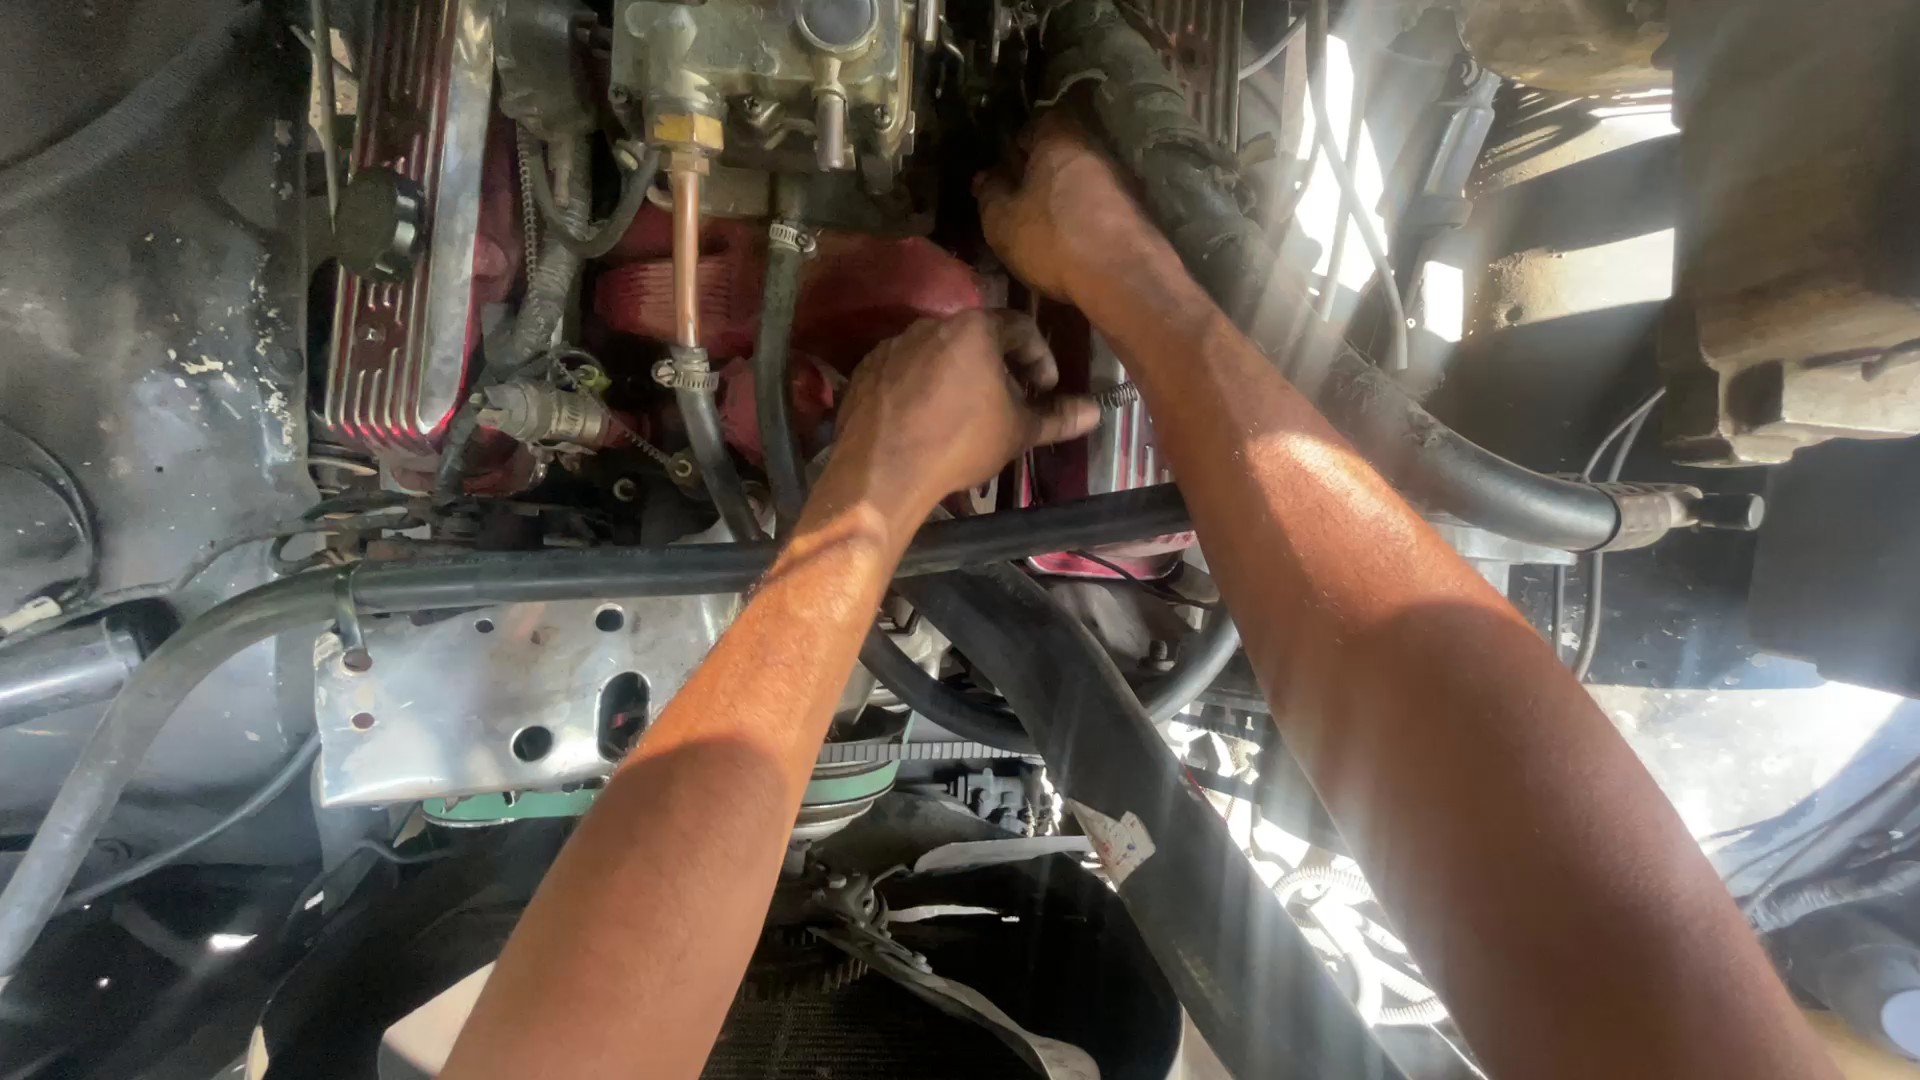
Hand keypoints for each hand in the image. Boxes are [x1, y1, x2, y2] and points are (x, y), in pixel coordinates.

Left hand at [825, 310, 1100, 520]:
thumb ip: (1057, 418)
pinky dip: (921, 387)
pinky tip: (925, 420)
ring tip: (965, 414)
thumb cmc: (961, 443)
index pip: (1022, 327)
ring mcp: (893, 345)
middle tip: (1009, 400)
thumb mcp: (1018, 432)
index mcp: (974, 328)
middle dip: (999, 366)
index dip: (1041, 358)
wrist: (883, 471)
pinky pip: (905, 370)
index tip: (1044, 389)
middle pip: (977, 337)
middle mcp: (931, 324)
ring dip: (958, 375)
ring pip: (938, 353)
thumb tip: (1095, 412)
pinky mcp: (866, 369)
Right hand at [974, 110, 1174, 303]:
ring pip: (1078, 183)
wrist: (1121, 275)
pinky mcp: (1132, 210)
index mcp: (1057, 136)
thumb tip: (985, 177)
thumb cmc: (1052, 239)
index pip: (1032, 125)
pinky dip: (1082, 220)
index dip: (1013, 147)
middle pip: (1057, 155)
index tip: (1001, 173)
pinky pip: (1096, 208)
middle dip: (1038, 175)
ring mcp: (1117, 178)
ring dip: (1061, 201)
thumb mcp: (1002, 221)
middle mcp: (1092, 147)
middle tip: (1018, 205)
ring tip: (1042, 230)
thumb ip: (989, 194)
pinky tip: (1070, 245)